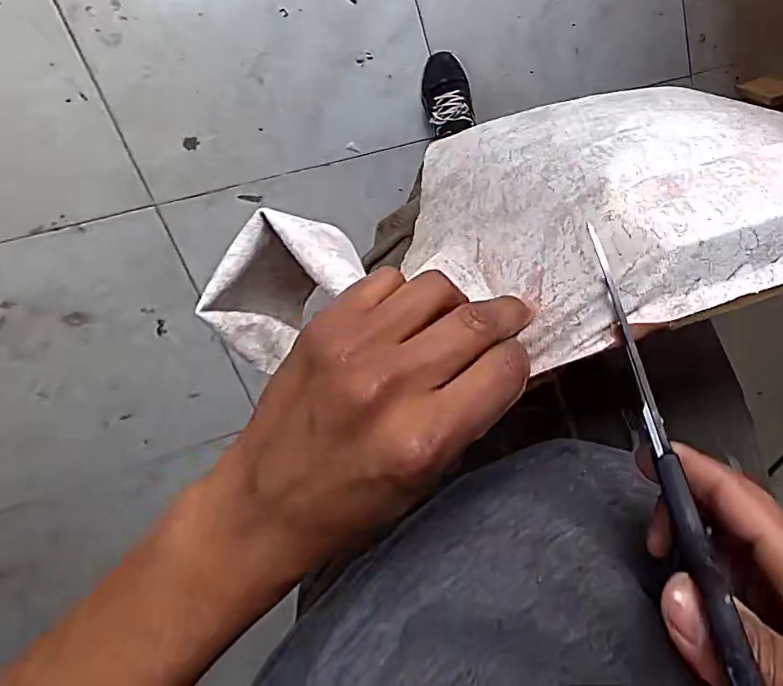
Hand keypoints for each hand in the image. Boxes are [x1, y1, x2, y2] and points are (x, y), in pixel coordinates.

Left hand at [202, 268, 532, 579]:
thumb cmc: (353, 503)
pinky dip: (406, 293)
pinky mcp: (326, 322)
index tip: (514, 357)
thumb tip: (507, 359)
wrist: (264, 499)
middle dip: (506, 316)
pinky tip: (401, 316)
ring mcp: (354, 343)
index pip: (503, 369)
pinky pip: (388, 279)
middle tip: (513, 316)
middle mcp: (392, 381)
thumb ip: (471, 413)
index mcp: (424, 436)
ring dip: (456, 301)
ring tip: (449, 319)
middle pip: (476, 320)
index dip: (518, 360)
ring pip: (436, 287)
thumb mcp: (427, 476)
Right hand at [645, 443, 782, 685]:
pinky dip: (709, 579)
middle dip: (683, 512)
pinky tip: (701, 604)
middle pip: (729, 511)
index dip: (691, 467)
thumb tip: (676, 593)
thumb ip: (746, 641)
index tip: (648, 455)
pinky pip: (739, 578)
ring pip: (730, 544)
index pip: (739, 494)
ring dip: (693, 550)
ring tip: (672, 578)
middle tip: (652, 543)